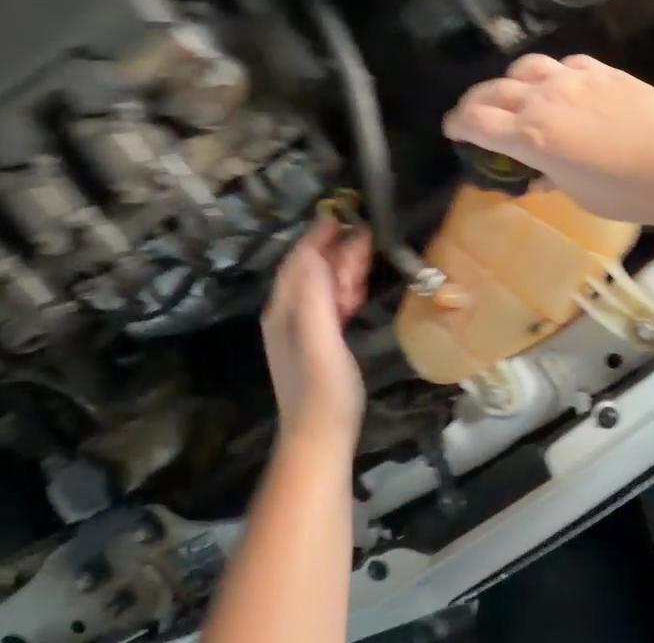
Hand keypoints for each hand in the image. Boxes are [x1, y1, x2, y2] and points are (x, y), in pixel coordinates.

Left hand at [261, 218, 371, 451]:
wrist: (319, 439)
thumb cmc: (323, 391)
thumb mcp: (321, 342)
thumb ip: (315, 298)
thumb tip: (318, 253)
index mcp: (284, 310)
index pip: (299, 260)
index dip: (321, 235)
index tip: (348, 214)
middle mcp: (287, 314)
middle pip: (309, 269)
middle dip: (337, 250)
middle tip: (369, 238)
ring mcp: (301, 329)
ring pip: (320, 284)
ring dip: (342, 268)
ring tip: (368, 259)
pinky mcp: (317, 342)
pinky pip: (328, 302)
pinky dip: (343, 290)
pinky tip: (357, 292)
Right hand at [442, 54, 653, 227]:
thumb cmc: (629, 192)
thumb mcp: (579, 195)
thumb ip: (550, 177)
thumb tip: (536, 173)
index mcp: (532, 136)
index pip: (477, 122)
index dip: (458, 124)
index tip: (452, 130)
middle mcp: (545, 99)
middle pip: (493, 90)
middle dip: (475, 102)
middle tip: (472, 113)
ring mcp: (575, 79)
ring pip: (527, 67)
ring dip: (511, 80)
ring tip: (513, 93)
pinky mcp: (603, 70)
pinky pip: (565, 63)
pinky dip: (552, 73)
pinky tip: (560, 84)